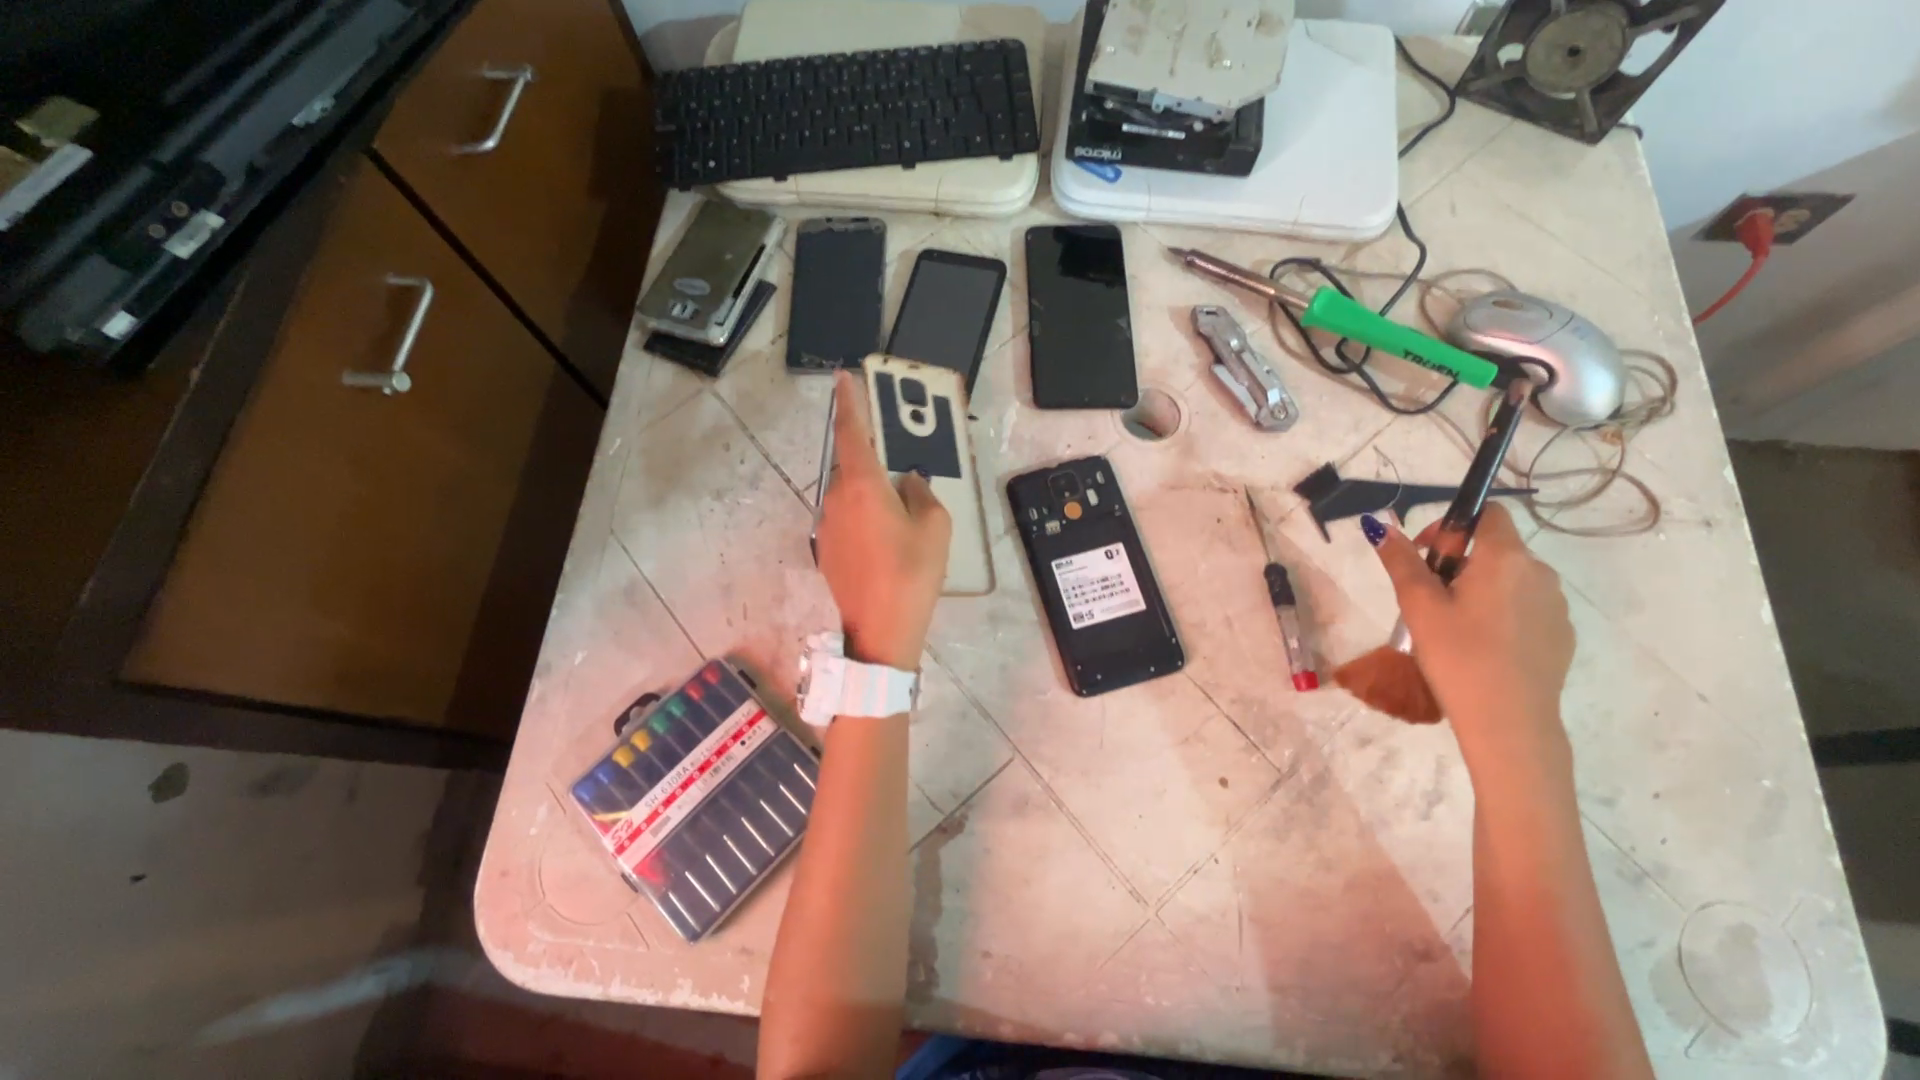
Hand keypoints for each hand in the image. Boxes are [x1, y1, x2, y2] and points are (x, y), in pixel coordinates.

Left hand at [815, 370, 951, 669]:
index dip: (848, 402)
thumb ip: (921, 492)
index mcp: (862, 485)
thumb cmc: (912, 573)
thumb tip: (907, 483)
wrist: (881, 630)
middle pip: (852, 465)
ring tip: (901, 517)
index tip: (842, 377)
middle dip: (873, 461)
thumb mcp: (935, 526)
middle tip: (899, 468)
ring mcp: (827, 525)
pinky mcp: (827, 549)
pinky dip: (865, 518)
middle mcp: (837, 498)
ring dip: (871, 494)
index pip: (850, 431)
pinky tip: (887, 542)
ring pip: (850, 494)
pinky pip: (847, 518)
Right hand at [1369, 504, 1573, 755]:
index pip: (1488, 513)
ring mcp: (1556, 605)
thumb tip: (1378, 526)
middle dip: (1461, 561)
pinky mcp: (1561, 634)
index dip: (1454, 524)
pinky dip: (1503, 614)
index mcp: (1504, 557)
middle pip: (1497, 547)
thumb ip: (1401, 561)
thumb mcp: (1419, 606)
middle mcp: (1539, 572)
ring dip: (1482, 588)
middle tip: (1430, 597)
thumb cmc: (1458, 656)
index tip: (1428, 557)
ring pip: (1512, 580)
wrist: (1510, 722)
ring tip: (1454, 626)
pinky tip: (1482, 647)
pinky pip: (1527, 608)